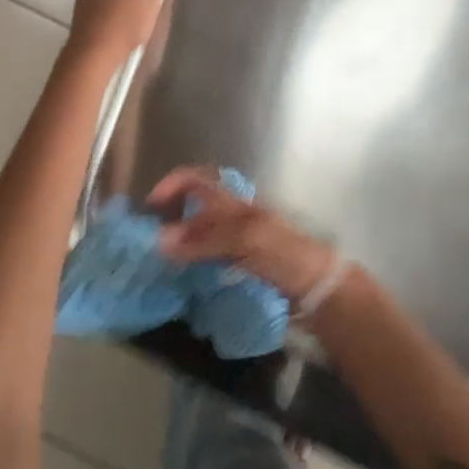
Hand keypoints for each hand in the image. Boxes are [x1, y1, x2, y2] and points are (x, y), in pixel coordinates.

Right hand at [147, 166, 335, 302]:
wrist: (320, 288)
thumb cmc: (286, 255)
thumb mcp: (246, 240)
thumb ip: (204, 238)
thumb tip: (159, 239)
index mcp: (236, 204)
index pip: (198, 180)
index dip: (173, 184)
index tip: (150, 206)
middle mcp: (236, 217)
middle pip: (196, 206)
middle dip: (171, 215)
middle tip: (147, 240)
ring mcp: (241, 241)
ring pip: (202, 232)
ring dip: (180, 241)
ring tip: (160, 261)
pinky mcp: (245, 264)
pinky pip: (211, 255)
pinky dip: (194, 261)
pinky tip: (185, 276)